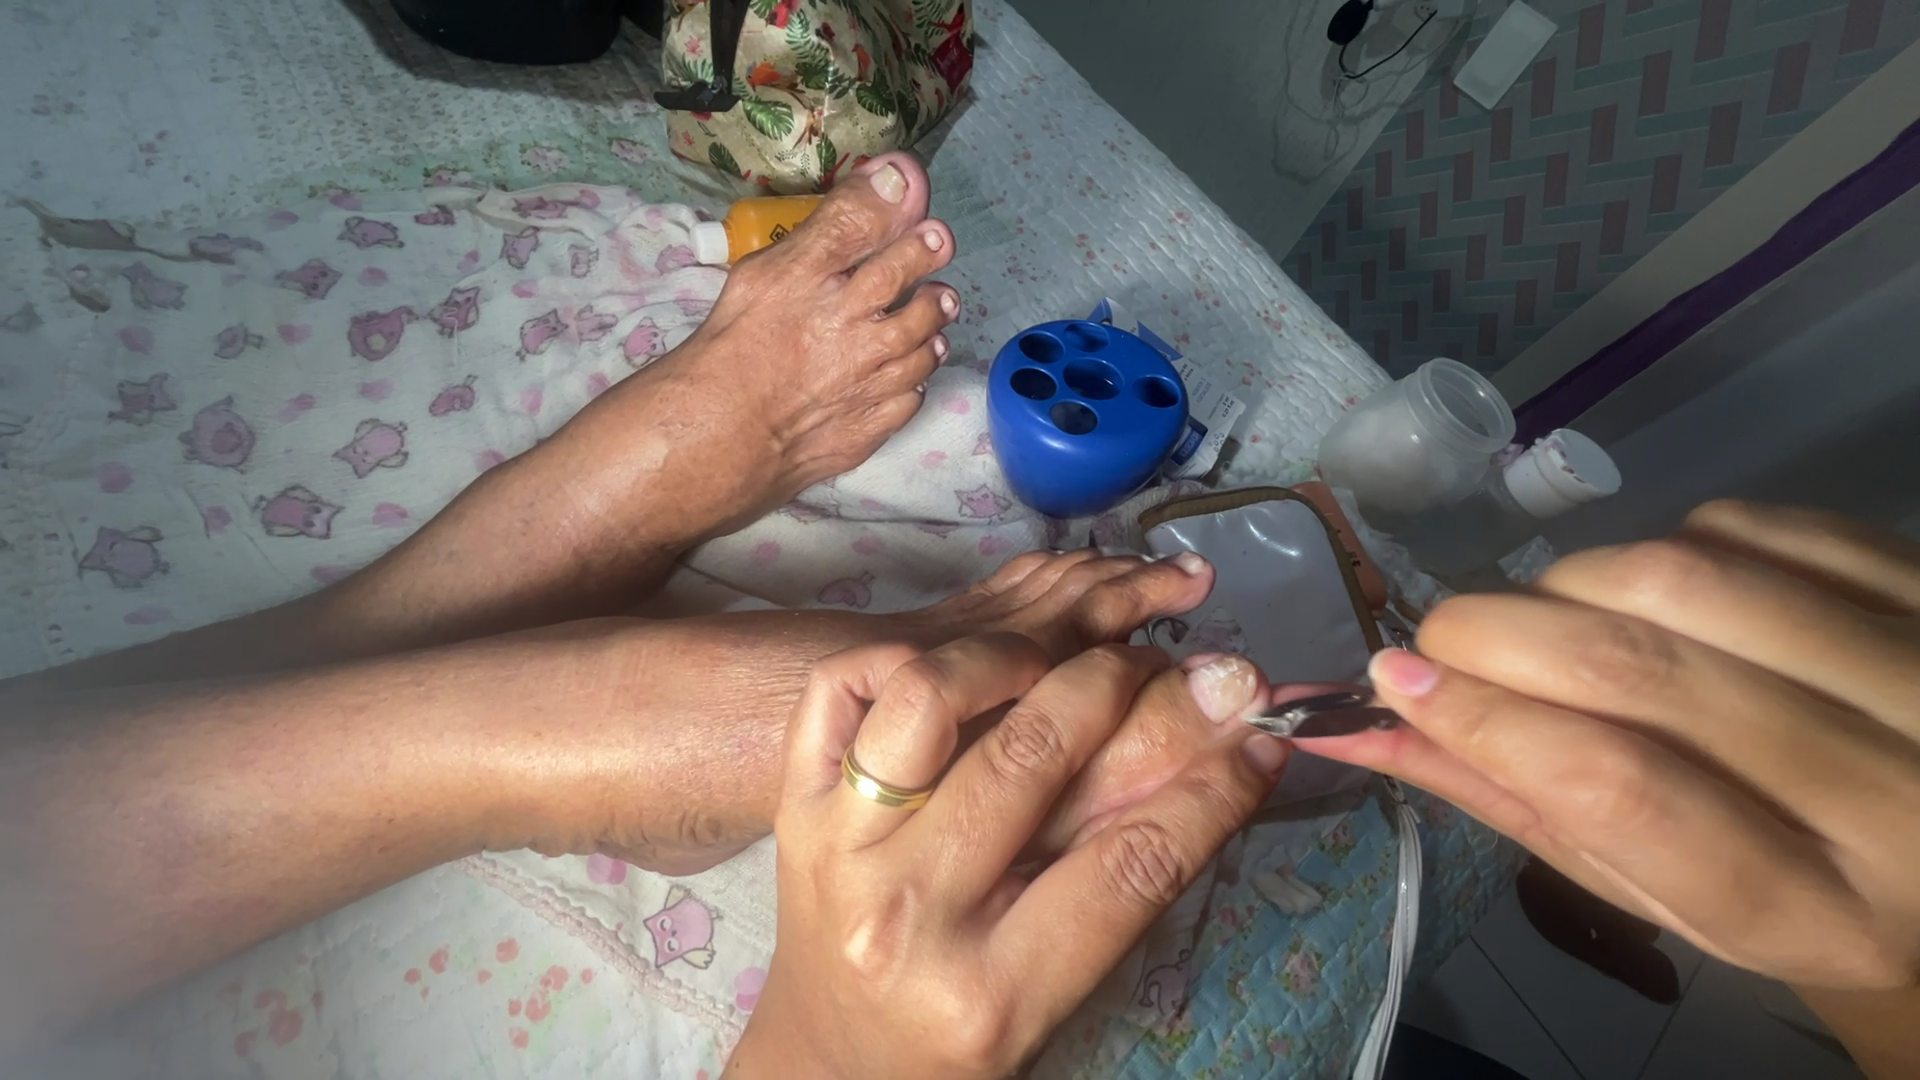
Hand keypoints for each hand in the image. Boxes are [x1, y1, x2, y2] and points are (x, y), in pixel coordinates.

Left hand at [724, 634, 1290, 1079]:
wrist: (832, 1053)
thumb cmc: (961, 1030)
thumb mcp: (1056, 980)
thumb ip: (1129, 869)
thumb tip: (1230, 750)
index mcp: (990, 993)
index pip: (1128, 863)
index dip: (1212, 783)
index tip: (1257, 726)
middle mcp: (903, 914)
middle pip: (1033, 757)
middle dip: (1122, 686)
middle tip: (1165, 663)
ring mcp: (833, 846)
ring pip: (931, 697)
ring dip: (1013, 656)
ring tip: (1053, 661)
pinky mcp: (793, 801)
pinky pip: (839, 687)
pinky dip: (903, 655)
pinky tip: (956, 671)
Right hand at [1308, 501, 1919, 990]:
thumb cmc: (1755, 882)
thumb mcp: (1618, 871)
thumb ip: (1484, 792)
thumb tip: (1339, 728)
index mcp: (1805, 909)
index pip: (1609, 785)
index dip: (1478, 718)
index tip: (1393, 677)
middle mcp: (1903, 804)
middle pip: (1630, 668)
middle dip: (1488, 635)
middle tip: (1444, 643)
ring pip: (1675, 579)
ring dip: (1565, 586)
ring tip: (1552, 620)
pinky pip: (1751, 524)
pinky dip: (1665, 543)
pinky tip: (1658, 593)